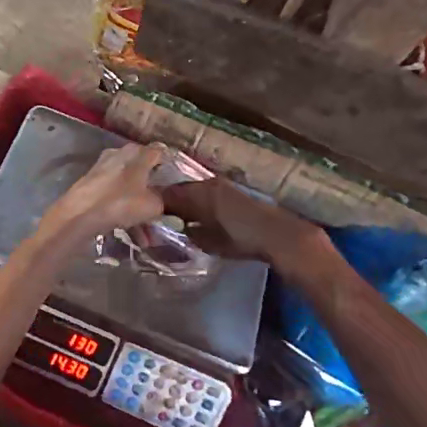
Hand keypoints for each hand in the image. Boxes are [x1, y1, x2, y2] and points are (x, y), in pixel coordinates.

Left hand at [41, 144, 166, 240]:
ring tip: (146, 236)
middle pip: (143, 171)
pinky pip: (114, 195)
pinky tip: (129, 232)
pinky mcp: (90, 182)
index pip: (160, 153)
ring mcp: (102, 167)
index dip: (170, 167)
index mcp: (137, 152)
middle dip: (153, 193)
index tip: (178, 184)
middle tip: (162, 211)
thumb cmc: (120, 203)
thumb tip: (162, 199)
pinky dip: (122, 211)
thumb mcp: (153, 205)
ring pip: (128, 187)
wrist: (78, 215)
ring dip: (138, 209)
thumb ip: (163, 199)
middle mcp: (119, 154)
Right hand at [161, 178, 319, 265]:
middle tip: (160, 218)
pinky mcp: (234, 192)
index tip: (147, 217)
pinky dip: (199, 203)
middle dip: (170, 202)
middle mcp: (208, 184)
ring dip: (186, 202)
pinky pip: (208, 194)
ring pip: (195, 191)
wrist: (279, 235)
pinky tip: (200, 217)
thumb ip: (189, 233)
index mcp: (197, 193)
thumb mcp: (208, 242)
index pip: (167, 194)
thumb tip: (177, 229)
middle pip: (180, 190)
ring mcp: (223, 186)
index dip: (155, 205)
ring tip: (179, 218)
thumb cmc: (240, 239)